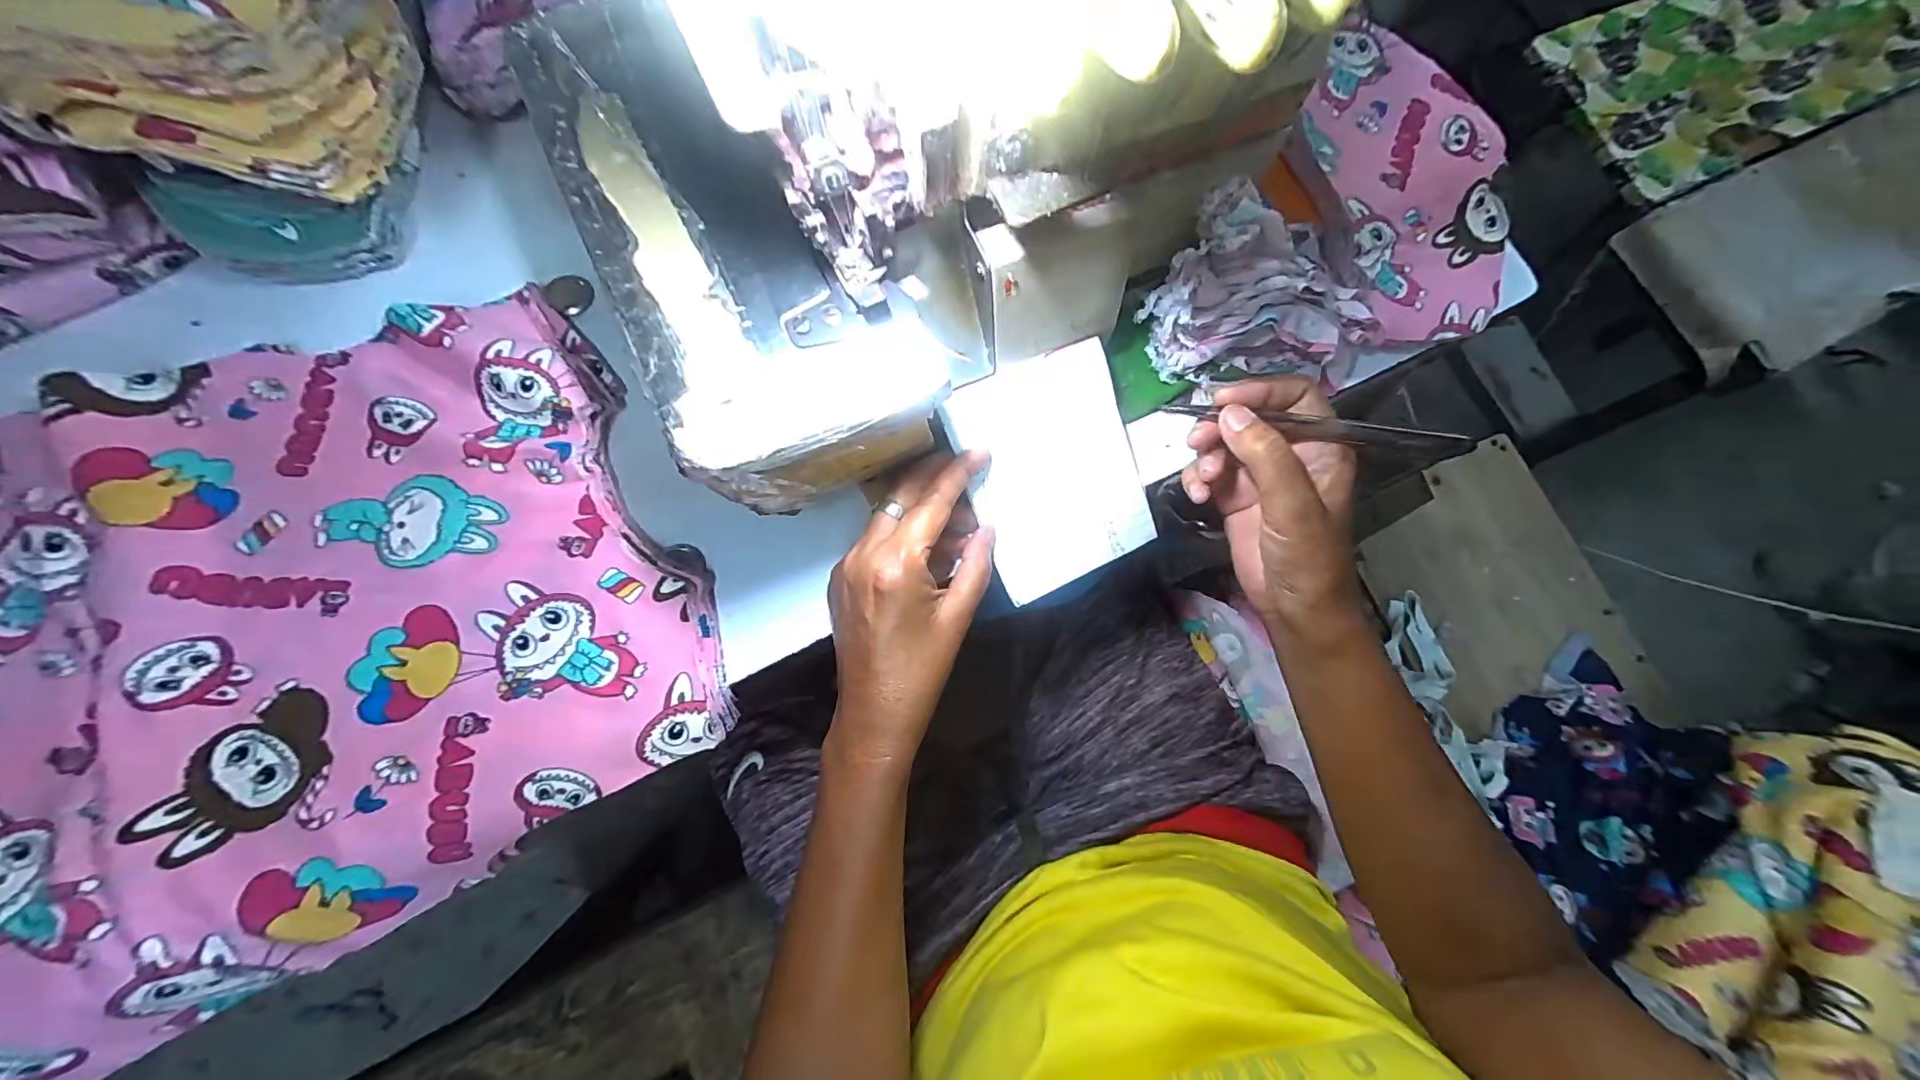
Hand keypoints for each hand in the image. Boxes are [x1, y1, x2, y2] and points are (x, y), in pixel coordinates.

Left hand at [828, 451, 994, 766]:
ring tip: (957, 531)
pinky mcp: (839, 579)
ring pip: (885, 515)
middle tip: (966, 475)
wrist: (873, 712)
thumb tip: (985, 526)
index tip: (978, 451)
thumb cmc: (923, 669)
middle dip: (934, 478)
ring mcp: (845, 565)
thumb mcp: (959, 616)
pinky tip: (928, 552)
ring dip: (920, 511)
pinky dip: (902, 534)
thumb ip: (975, 563)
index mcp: (896, 563)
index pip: (931, 502)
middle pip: (899, 495)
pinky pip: (873, 539)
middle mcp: (862, 554)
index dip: (958, 472)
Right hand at [1181, 377, 1361, 636]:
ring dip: (1206, 456)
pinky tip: (1197, 496)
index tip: (1223, 401)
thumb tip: (1229, 414)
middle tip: (1197, 440)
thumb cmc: (1308, 558)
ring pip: (1225, 444)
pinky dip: (1199, 479)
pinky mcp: (1236, 497)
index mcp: (1321, 447)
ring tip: (1202, 480)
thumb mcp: (1292, 504)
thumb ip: (1265, 455)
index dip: (1261, 390)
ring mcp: (1261, 476)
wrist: (1293, 608)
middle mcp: (1291, 454)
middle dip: (1221, 427)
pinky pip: (1211, 473)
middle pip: (1251, 418)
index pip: (1296, 397)